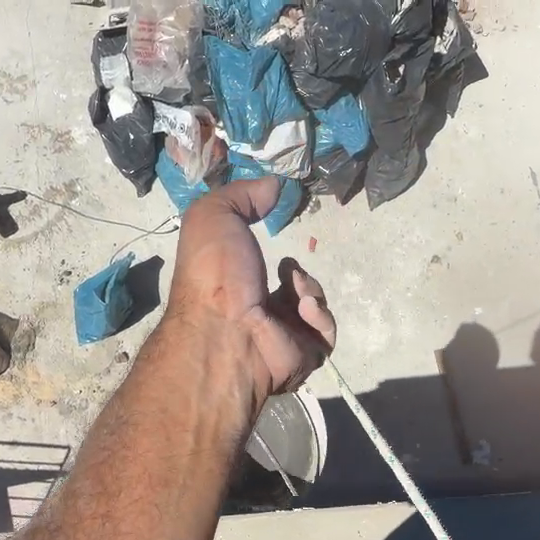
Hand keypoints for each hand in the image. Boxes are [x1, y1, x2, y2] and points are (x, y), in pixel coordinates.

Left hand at [165, 177, 335, 399]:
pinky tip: (304, 308)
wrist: (225, 330)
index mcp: (237, 288)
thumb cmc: (214, 273)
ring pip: (315, 307)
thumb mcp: (214, 215)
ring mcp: (285, 337)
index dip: (278, 252)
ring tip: (295, 290)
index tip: (282, 247)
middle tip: (290, 270)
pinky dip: (320, 316)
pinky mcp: (305, 355)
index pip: (265, 272)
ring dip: (311, 290)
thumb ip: (243, 194)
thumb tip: (275, 184)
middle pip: (296, 289)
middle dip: (300, 274)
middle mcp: (261, 315)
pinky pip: (326, 333)